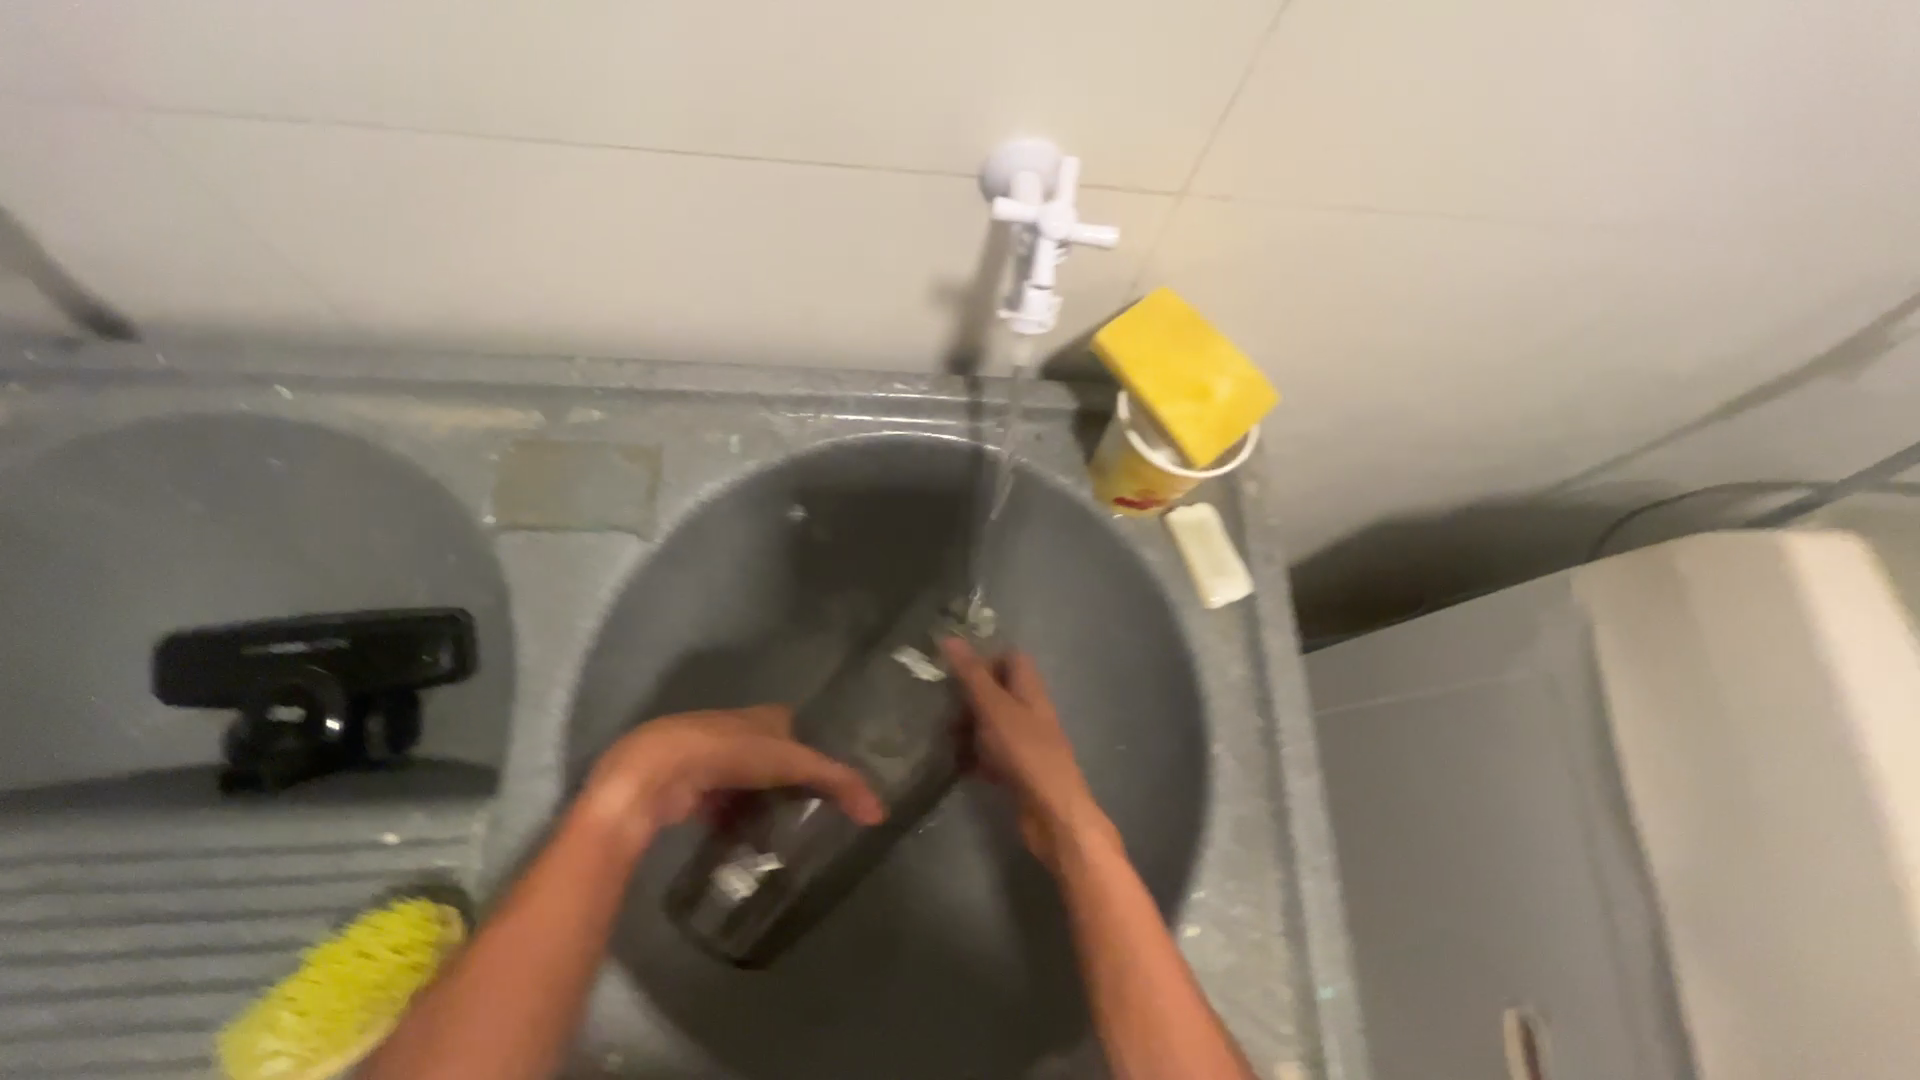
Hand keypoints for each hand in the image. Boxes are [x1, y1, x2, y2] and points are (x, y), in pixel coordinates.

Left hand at [582, 705, 885, 852]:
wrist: (660, 771)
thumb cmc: (731, 752)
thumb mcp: (794, 762)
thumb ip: (837, 783)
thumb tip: (880, 812)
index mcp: (764, 716)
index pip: (800, 729)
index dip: (816, 751)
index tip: (834, 780)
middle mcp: (737, 733)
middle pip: (773, 759)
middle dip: (789, 782)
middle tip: (813, 812)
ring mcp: (711, 761)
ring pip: (747, 786)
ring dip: (762, 806)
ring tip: (786, 833)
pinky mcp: (690, 791)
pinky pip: (723, 808)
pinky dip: (736, 823)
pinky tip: (748, 842)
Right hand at [942, 637, 1110, 871]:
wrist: (1052, 812)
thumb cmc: (1025, 752)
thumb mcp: (993, 708)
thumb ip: (971, 675)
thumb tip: (950, 637)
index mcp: (1029, 689)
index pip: (1010, 659)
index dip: (983, 660)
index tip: (954, 672)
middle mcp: (1029, 711)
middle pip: (996, 692)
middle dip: (967, 699)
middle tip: (942, 711)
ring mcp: (1025, 742)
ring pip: (990, 725)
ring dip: (967, 730)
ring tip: (945, 741)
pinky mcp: (1018, 770)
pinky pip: (990, 755)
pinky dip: (974, 757)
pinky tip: (957, 765)